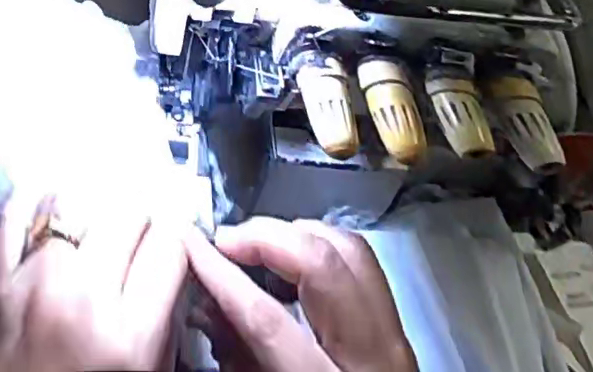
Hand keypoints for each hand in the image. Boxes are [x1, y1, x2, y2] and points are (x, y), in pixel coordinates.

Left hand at [0, 189, 188, 371]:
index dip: (173, 240)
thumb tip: (170, 250)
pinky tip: (45, 203)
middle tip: (128, 240)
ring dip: (87, 212)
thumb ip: (163, 311)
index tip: (165, 245)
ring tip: (87, 226)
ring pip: (74, 204)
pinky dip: (30, 202)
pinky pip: (10, 218)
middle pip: (128, 215)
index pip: (170, 245)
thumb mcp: (145, 371)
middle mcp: (84, 300)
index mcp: (129, 335)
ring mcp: (32, 288)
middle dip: (135, 224)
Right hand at [181, 218, 417, 371]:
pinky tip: (297, 254)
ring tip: (260, 243)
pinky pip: (362, 261)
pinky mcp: (398, 329)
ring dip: (299, 234)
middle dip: (268, 238)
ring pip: (348, 249)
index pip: (268, 321)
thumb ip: (239, 359)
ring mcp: (393, 339)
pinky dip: (326, 244)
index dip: (224, 276)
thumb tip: (207, 303)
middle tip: (228, 239)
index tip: (194, 244)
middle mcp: (372, 357)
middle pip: (321, 264)